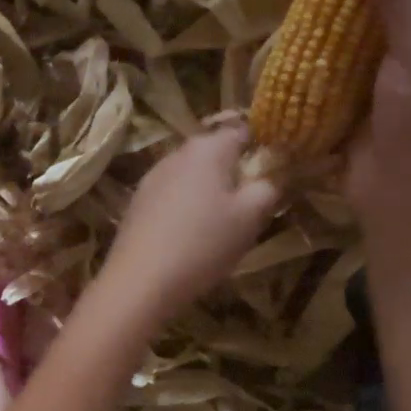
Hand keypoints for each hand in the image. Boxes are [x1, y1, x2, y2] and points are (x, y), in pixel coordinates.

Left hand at [104, 125, 279, 322]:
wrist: (140, 281)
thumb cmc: (203, 244)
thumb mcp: (250, 217)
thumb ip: (269, 188)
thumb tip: (274, 174)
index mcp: (209, 147)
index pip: (242, 129)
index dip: (261, 144)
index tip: (272, 168)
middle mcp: (177, 153)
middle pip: (213, 151)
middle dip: (232, 170)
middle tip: (248, 200)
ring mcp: (152, 177)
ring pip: (190, 174)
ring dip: (206, 189)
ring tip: (218, 221)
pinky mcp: (137, 203)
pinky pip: (170, 195)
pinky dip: (184, 206)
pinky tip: (188, 234)